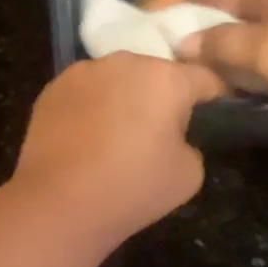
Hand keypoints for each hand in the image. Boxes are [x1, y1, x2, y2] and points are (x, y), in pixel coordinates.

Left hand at [9, 52, 227, 241]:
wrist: (59, 204)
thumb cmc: (132, 189)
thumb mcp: (189, 174)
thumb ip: (190, 144)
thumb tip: (172, 137)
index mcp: (166, 78)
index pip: (205, 77)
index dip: (215, 97)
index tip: (214, 116)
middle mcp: (124, 62)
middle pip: (156, 74)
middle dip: (162, 98)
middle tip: (158, 134)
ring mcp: (83, 72)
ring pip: (117, 79)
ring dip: (124, 99)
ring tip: (117, 136)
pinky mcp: (52, 89)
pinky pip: (86, 92)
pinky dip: (92, 108)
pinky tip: (87, 139)